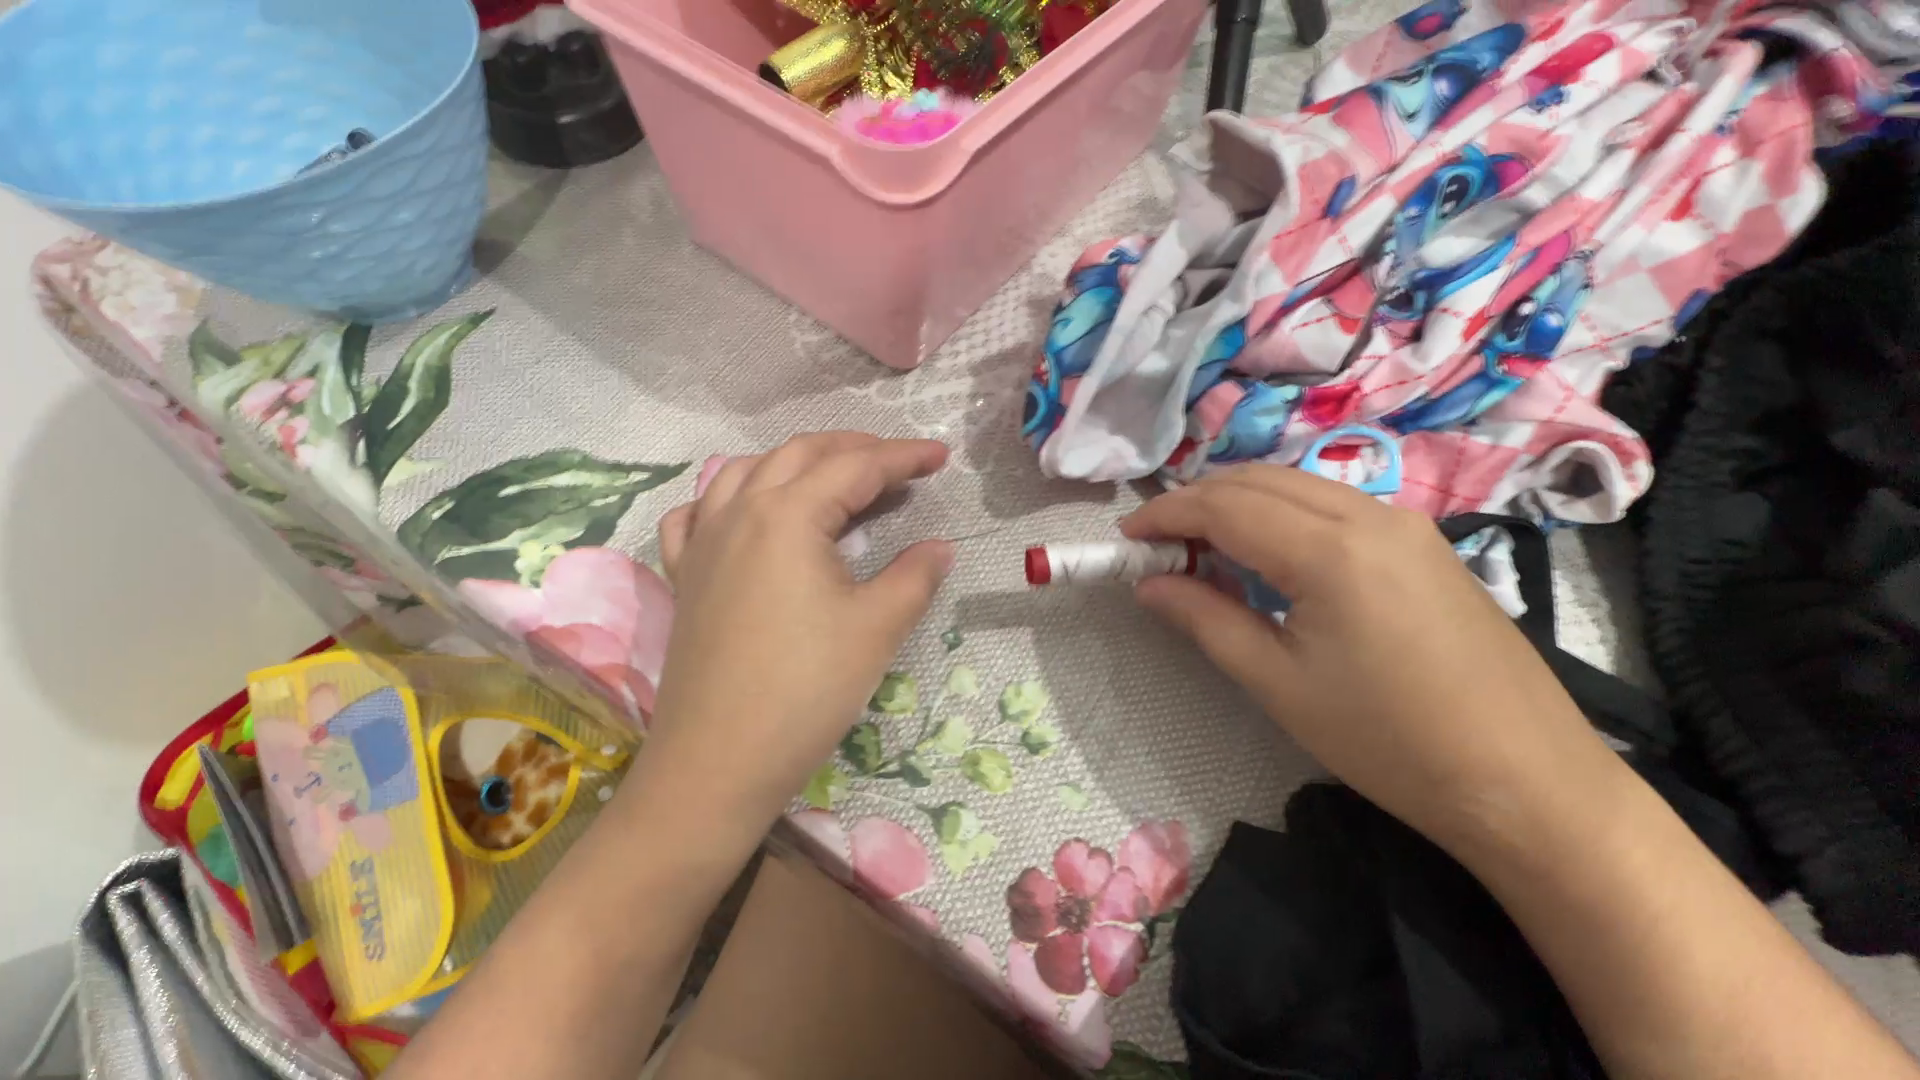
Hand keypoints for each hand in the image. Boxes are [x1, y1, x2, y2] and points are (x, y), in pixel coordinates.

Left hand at [640, 433, 954, 834]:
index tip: (941, 456)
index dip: (903, 457)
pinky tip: (743, 512)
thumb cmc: (805, 691)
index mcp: (788, 515)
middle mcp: (739, 512)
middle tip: (898, 462)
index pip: (855, 467)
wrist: (718, 761)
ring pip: (745, 471)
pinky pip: (698, 513)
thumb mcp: (876, 629)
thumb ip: (914, 576)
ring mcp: (702, 543)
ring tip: (831, 479)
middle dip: (853, 449)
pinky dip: (727, 497)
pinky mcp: (684, 576)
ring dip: (795, 462)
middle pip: (799, 454)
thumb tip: (940, 547)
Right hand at [1122, 465, 1623, 852]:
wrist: (1525, 780)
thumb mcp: (1279, 684)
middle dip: (1199, 501)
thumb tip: (1149, 584)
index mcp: (1329, 548)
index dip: (1167, 514)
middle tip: (1158, 545)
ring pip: (1300, 486)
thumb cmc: (1388, 741)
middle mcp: (1369, 515)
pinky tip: (1271, 557)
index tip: (1126, 539)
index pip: (1226, 506)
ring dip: (1242, 504)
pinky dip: (1286, 515)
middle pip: (1260, 480)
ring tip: (1204, 549)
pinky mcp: (1426, 546)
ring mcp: (1406, 525)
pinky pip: (1336, 506)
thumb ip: (1206, 619)